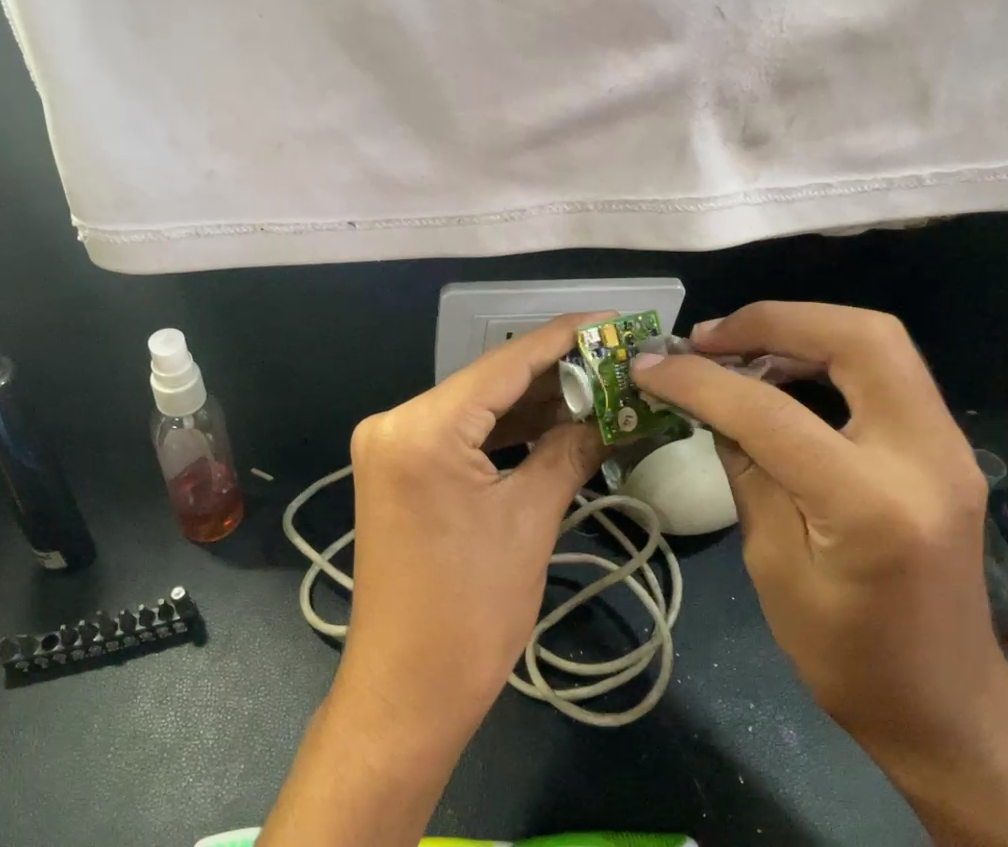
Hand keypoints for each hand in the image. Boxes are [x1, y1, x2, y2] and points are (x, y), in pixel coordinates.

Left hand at [337, 311, 607, 729]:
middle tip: (616, 361)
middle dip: (553, 374)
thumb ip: (569, 451)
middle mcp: (395, 422)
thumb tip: (611, 415)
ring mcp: (390, 447)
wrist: (408, 689)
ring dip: (531, 404)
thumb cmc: (471, 610)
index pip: (504, 364)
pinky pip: (458, 437)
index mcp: (422, 427)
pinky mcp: (397, 472)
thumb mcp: (529, 521)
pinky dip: (504, 433)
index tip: (612, 319)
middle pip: (487, 383)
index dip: (563, 338)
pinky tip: (553, 425)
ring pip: (474, 410)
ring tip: (598, 391)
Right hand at [631, 302, 993, 736]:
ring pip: (880, 345)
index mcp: (871, 504)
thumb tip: (712, 405)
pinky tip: (781, 379)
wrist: (944, 703)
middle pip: (861, 337)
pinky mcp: (946, 449)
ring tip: (735, 352)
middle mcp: (925, 457)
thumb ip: (747, 471)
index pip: (772, 411)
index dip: (701, 380)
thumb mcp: (773, 567)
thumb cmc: (847, 657)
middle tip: (709, 336)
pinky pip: (886, 376)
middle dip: (775, 320)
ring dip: (802, 333)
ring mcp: (948, 448)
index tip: (650, 365)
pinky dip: (827, 360)